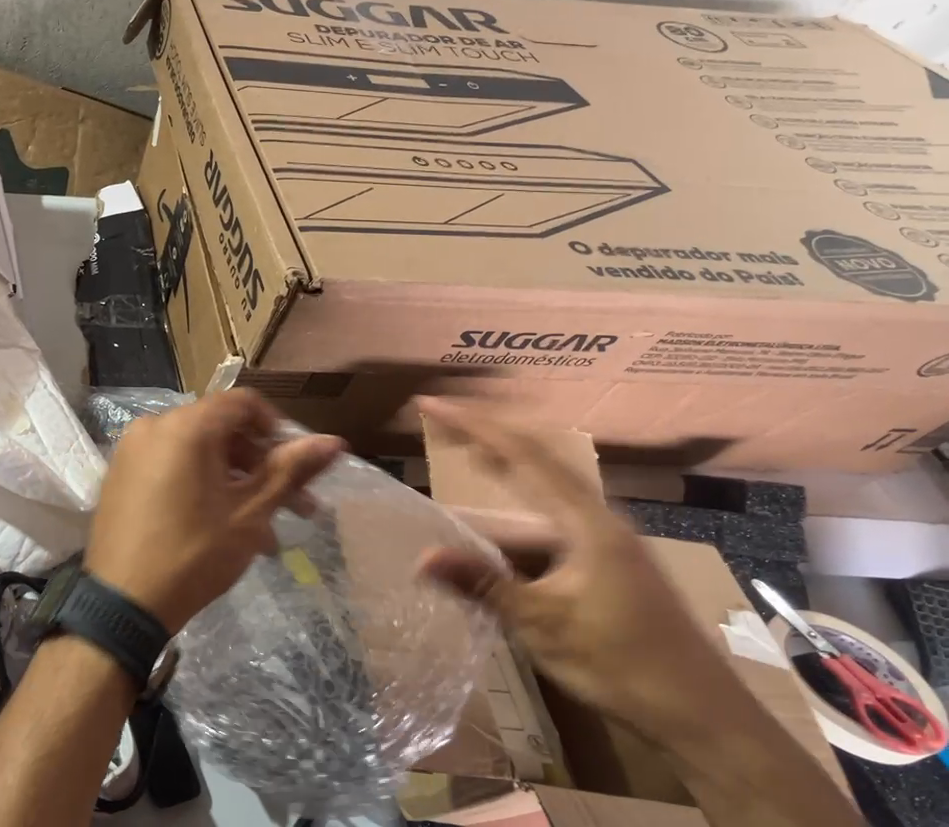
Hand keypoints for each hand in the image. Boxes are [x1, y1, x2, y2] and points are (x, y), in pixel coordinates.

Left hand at [84, 390, 343, 631]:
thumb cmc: (194, 554)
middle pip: (219, 427)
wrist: (123, 600)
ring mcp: (131, 449)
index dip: (277, 429)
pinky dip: (199, 483)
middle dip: (260, 463)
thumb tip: (334, 442)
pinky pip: (170, 464)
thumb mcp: (250, 513)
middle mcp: (153, 425)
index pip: (243, 403)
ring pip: (196, 450)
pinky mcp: (120, 473)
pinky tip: (223, 526)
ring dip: (234, 480)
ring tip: (265, 530)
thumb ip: (290, 471)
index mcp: (185, 426)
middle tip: (295, 506)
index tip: (296, 466)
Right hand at [415, 396, 742, 740]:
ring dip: (500, 482)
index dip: (474, 427)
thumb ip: (482, 584)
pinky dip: (514, 520)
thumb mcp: (543, 624)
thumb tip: (421, 558)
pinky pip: (551, 526)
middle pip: (537, 464)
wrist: (707, 722)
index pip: (523, 457)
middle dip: (486, 439)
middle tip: (439, 422)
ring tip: (458, 474)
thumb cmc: (624, 666)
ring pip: (544, 498)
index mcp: (588, 525)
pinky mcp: (611, 570)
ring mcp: (609, 546)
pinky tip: (493, 541)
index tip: (432, 407)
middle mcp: (601, 524)